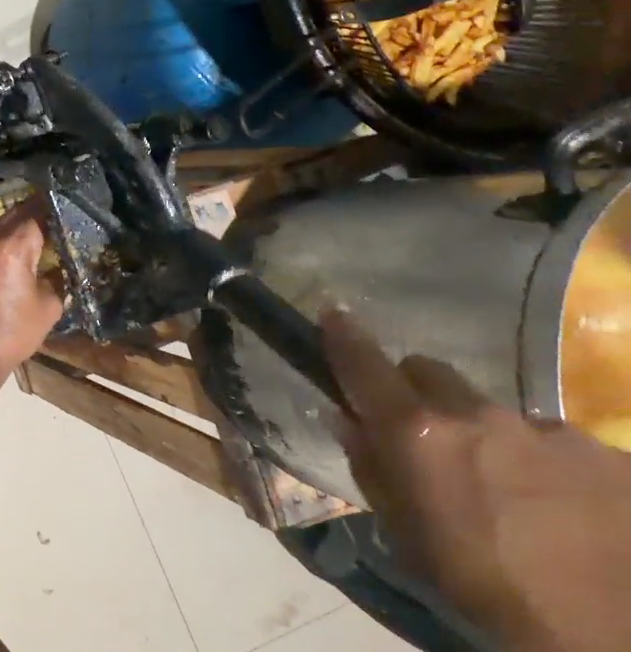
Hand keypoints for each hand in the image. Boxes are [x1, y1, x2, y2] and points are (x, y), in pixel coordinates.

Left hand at [0, 201, 62, 372]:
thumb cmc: (14, 330)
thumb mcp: (49, 305)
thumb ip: (58, 278)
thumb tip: (63, 265)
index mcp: (11, 247)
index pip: (35, 214)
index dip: (53, 207)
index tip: (71, 202)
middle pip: (15, 215)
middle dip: (37, 210)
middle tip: (62, 211)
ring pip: (0, 226)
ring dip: (20, 223)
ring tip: (47, 227)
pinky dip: (8, 237)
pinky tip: (24, 247)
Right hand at [322, 308, 630, 651]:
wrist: (604, 632)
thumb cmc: (477, 582)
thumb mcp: (401, 530)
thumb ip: (370, 466)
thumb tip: (349, 420)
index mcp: (415, 431)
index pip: (363, 364)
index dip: (342, 336)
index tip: (332, 314)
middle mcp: (476, 414)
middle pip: (430, 371)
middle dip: (415, 390)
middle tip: (423, 431)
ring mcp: (549, 431)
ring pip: (496, 410)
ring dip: (487, 432)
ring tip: (507, 484)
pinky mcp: (607, 454)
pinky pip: (558, 442)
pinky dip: (546, 461)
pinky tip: (559, 504)